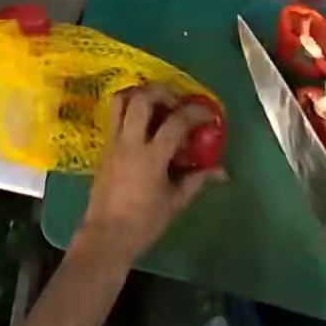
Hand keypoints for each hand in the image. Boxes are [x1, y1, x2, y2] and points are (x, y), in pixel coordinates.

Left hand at [76, 86, 224, 264]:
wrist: (106, 235)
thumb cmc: (144, 222)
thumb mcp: (175, 202)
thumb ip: (196, 180)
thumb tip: (221, 171)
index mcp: (151, 157)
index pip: (176, 123)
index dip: (195, 112)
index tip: (208, 112)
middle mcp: (130, 142)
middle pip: (142, 99)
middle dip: (162, 91)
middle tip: (177, 99)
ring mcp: (113, 142)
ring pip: (120, 100)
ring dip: (139, 93)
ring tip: (156, 101)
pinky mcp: (103, 146)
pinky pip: (114, 115)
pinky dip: (129, 108)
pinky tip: (141, 120)